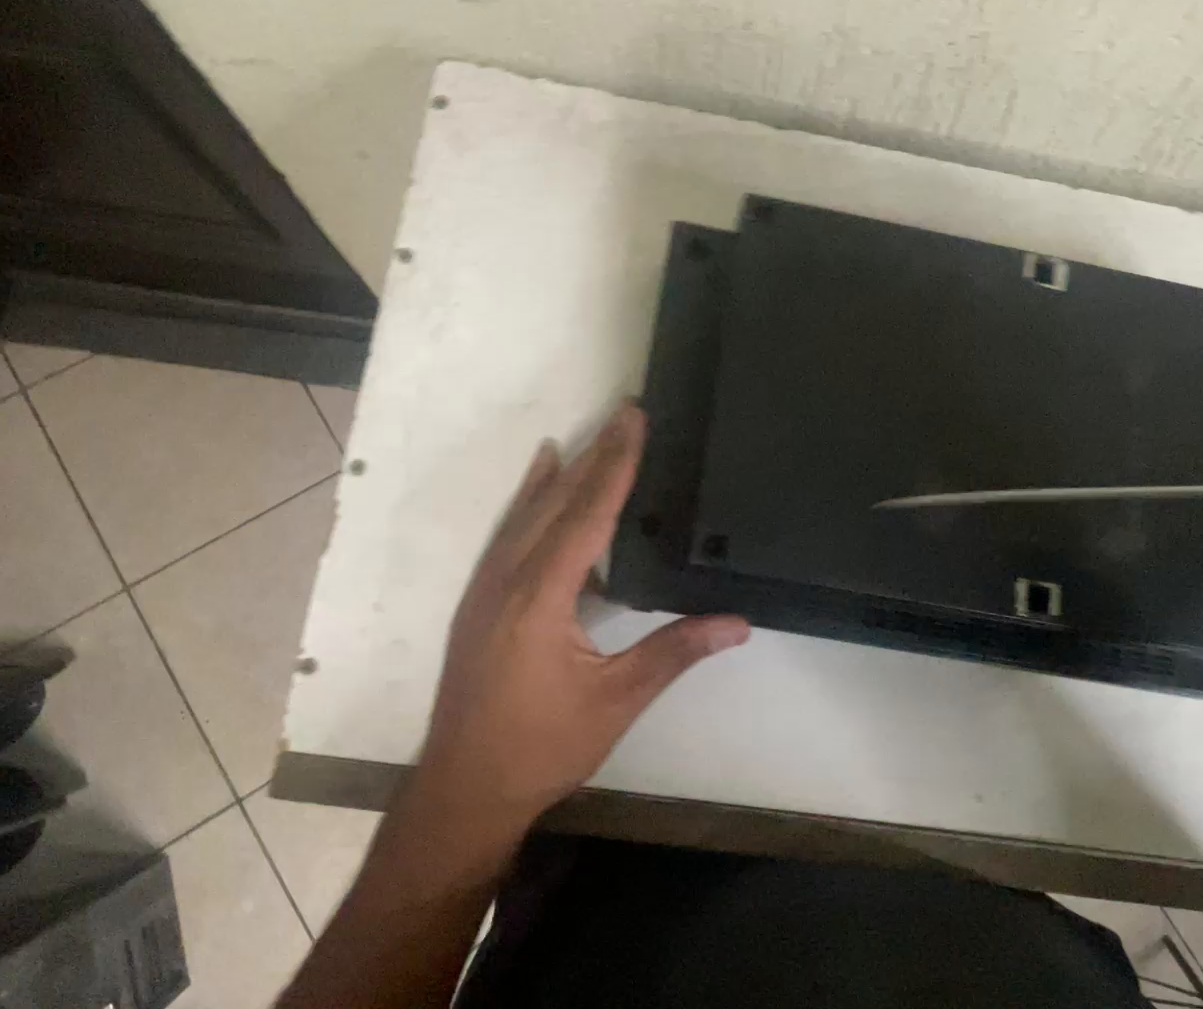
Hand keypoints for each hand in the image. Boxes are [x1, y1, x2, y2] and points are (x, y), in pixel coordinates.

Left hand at [413, 402, 750, 824]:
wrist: (463, 789)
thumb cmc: (540, 749)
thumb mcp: (614, 701)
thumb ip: (673, 652)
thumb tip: (738, 623)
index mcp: (541, 597)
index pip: (587, 515)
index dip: (615, 465)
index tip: (634, 421)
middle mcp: (508, 579)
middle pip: (556, 502)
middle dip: (594, 456)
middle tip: (624, 413)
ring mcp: (486, 589)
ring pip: (527, 514)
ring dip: (561, 474)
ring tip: (589, 436)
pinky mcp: (479, 602)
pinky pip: (508, 535)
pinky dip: (528, 501)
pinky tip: (537, 485)